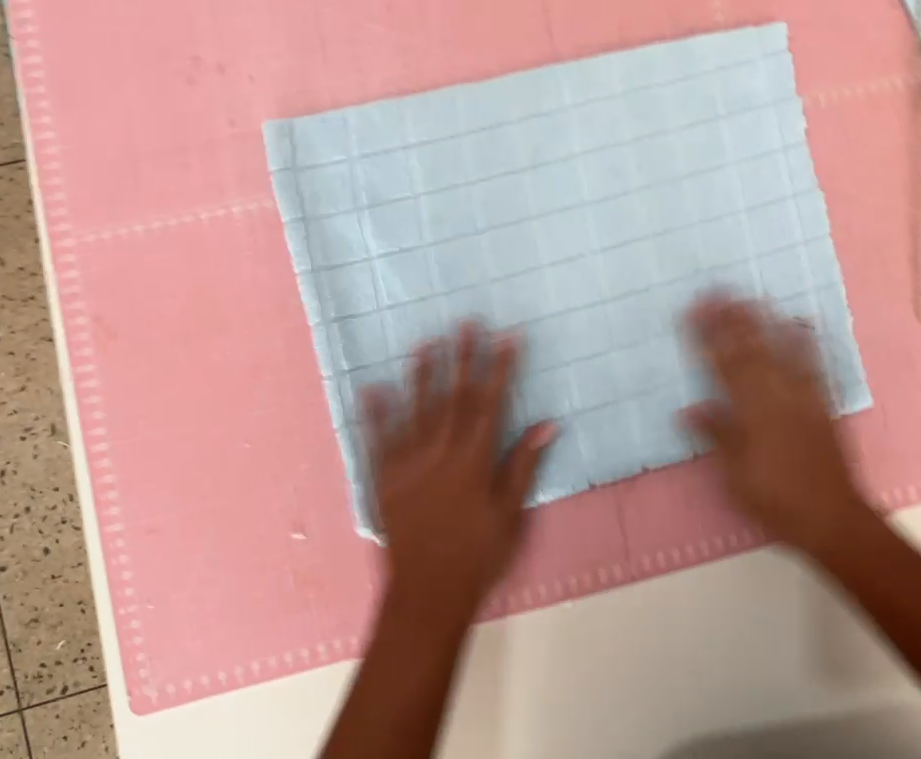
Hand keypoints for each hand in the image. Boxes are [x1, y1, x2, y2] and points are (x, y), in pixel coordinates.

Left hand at [363, 322, 555, 620]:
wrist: (426, 595)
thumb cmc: (478, 555)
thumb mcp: (510, 513)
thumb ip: (522, 464)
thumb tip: (546, 423)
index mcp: (473, 462)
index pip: (489, 404)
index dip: (499, 368)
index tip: (507, 338)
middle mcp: (439, 455)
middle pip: (453, 398)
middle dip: (462, 359)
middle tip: (466, 323)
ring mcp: (407, 466)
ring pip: (416, 411)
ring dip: (422, 375)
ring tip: (427, 342)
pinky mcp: (383, 480)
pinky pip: (378, 440)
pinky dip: (376, 412)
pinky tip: (374, 386)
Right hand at [681, 296, 875, 554]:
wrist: (832, 517)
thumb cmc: (776, 500)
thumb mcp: (736, 476)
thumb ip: (717, 435)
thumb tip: (690, 406)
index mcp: (752, 413)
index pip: (725, 367)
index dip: (709, 337)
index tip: (695, 311)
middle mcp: (779, 397)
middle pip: (753, 350)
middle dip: (734, 320)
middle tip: (720, 291)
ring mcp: (805, 397)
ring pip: (783, 350)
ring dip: (767, 321)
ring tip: (754, 296)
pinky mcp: (824, 404)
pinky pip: (815, 364)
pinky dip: (807, 341)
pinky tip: (801, 324)